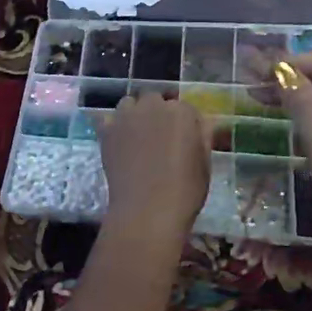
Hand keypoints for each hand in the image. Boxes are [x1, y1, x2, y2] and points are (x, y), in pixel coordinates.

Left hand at [100, 93, 210, 239]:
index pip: (183, 107)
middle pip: (154, 100)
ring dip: (134, 114)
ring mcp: (126, 117)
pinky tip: (118, 142)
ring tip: (136, 137)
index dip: (182, 123)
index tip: (181, 139)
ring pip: (129, 104)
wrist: (147, 210)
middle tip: (158, 137)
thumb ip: (202, 136)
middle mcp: (153, 107)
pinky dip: (113, 126)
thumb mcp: (205, 163)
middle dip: (157, 113)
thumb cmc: (185, 191)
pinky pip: (107, 119)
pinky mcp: (106, 131)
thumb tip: (201, 123)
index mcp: (182, 112)